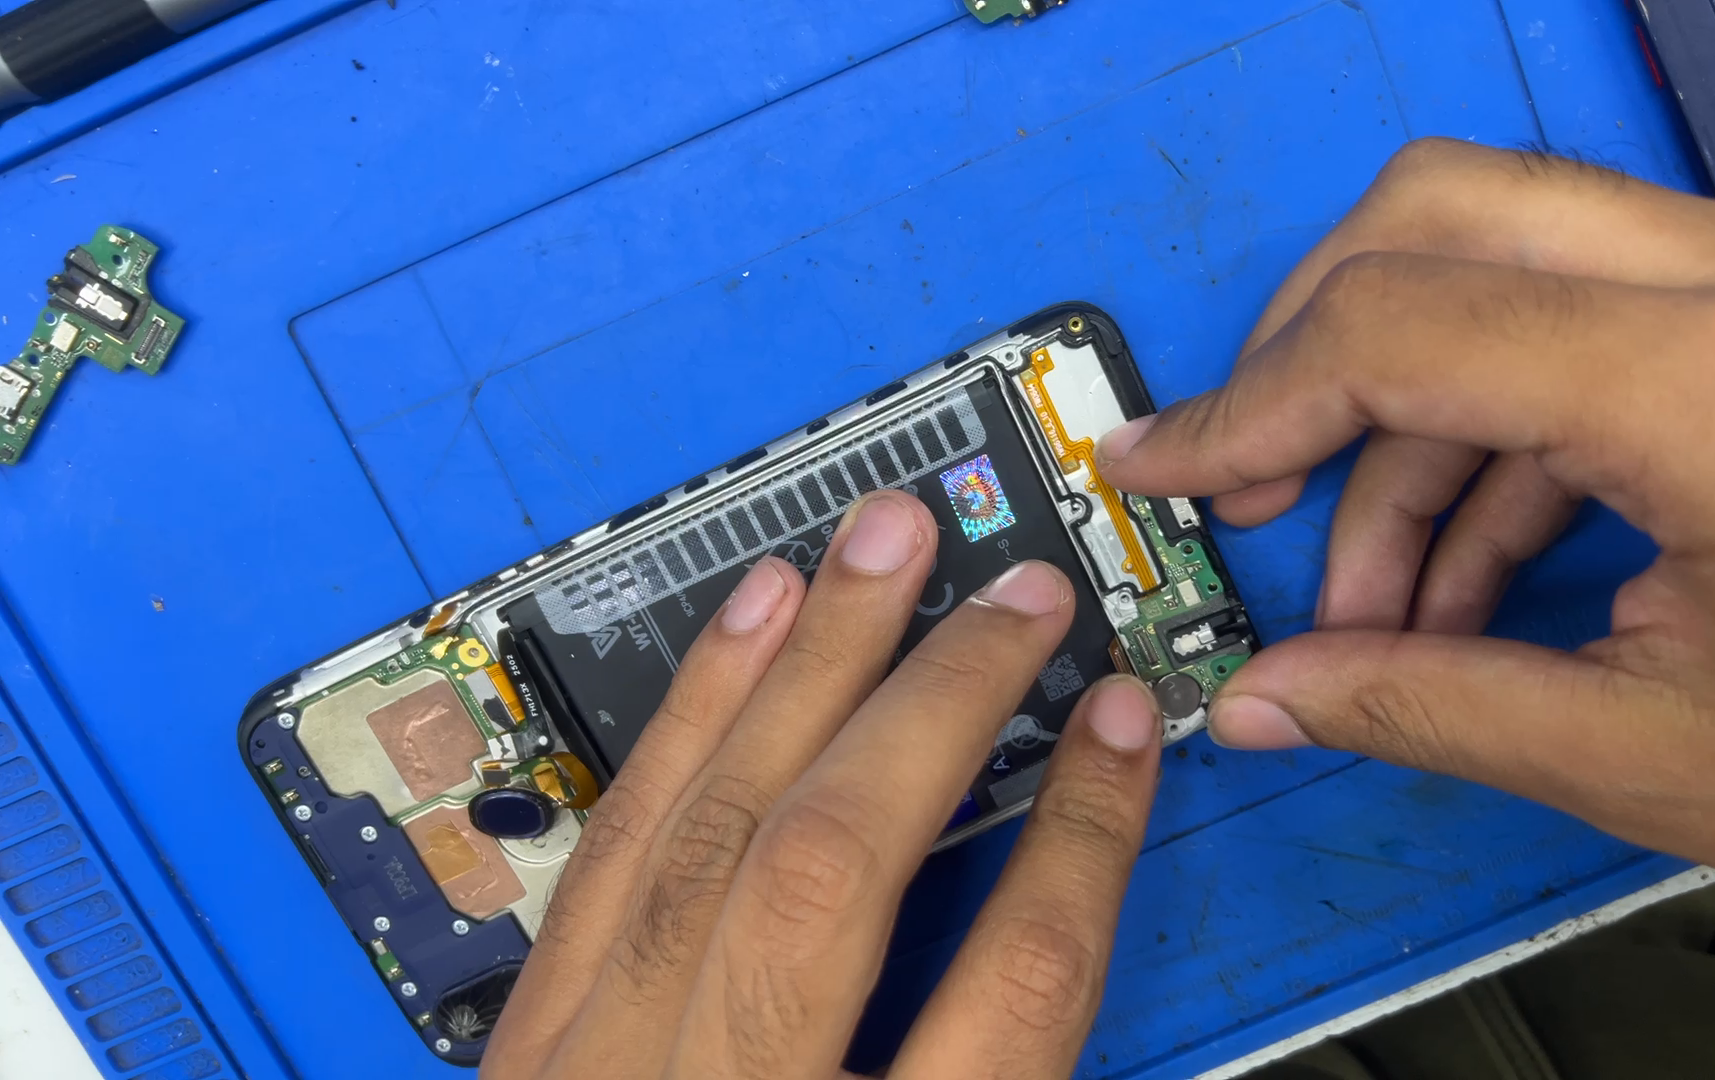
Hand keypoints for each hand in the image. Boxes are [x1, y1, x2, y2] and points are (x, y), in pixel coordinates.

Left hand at [479, 490, 1164, 1078]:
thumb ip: (1008, 1071)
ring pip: (720, 816)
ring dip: (817, 655)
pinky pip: (626, 833)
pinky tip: (755, 611)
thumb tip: (1076, 915)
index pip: (1014, 991)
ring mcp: (594, 1061)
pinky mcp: (536, 1028)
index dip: (1086, 835)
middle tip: (1018, 590)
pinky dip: (699, 705)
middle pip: (843, 862)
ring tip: (878, 544)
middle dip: (948, 699)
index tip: (1126, 720)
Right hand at [1098, 139, 1714, 937]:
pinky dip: (1463, 460)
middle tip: (1253, 475)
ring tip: (1366, 604)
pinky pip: (1550, 345)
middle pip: (1425, 217)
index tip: (1150, 465)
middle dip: (1296, 350)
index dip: (1235, 407)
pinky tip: (1452, 586)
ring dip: (1383, 442)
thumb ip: (1414, 711)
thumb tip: (1248, 707)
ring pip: (1479, 277)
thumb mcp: (1654, 761)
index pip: (1389, 330)